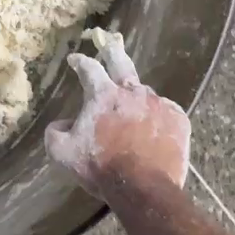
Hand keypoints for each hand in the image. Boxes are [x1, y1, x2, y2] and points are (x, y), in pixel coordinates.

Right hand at [45, 33, 190, 191]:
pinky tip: (152, 126)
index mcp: (102, 95)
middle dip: (112, 50)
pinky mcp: (178, 120)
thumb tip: (64, 123)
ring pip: (144, 92)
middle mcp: (132, 92)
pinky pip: (165, 110)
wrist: (143, 189)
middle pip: (121, 61)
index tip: (75, 60)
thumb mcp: (61, 152)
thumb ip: (56, 131)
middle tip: (108, 44)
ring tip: (131, 107)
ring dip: (135, 95)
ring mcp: (158, 104)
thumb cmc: (99, 167)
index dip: (80, 62)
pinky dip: (156, 114)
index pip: (88, 68)